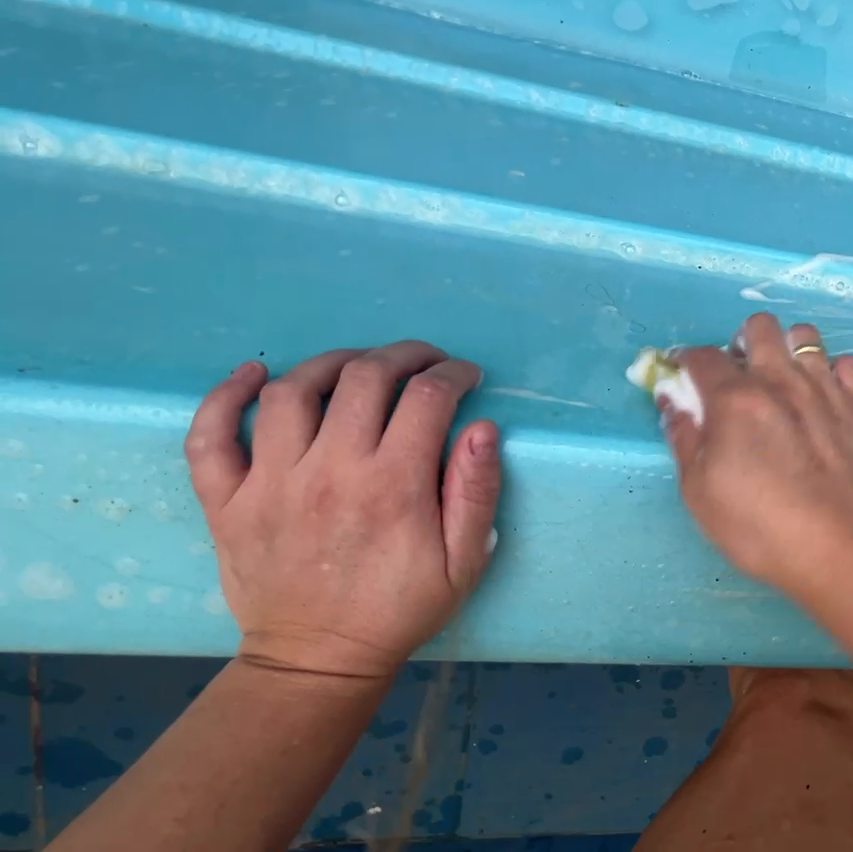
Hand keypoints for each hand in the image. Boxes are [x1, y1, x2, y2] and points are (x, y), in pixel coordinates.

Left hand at [184, 341, 500, 680]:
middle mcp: (330, 471)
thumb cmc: (403, 606)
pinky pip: (208, 436)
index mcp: (394, 485)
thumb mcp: (467, 559)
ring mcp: (269, 484)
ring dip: (333, 363)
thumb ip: (477, 491)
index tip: (468, 377)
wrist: (317, 659)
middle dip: (404, 355)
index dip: (454, 373)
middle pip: (364, 377)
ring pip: (292, 391)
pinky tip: (254, 375)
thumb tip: (482, 428)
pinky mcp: (225, 501)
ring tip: (361, 366)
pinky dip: (224, 396)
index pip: (427, 396)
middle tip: (426, 362)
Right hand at [661, 313, 852, 593]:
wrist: (838, 544)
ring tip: (785, 379)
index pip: (702, 356)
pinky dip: (834, 371)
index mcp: (735, 398)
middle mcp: (781, 379)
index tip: (685, 376)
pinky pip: (848, 363)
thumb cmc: (759, 526)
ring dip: (790, 349)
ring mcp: (826, 387)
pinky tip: (826, 395)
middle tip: (741, 376)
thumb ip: (685, 438)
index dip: (687, 362)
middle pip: (760, 327)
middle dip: (743, 343)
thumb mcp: (699, 492)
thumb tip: (674, 404)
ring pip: (806, 336)